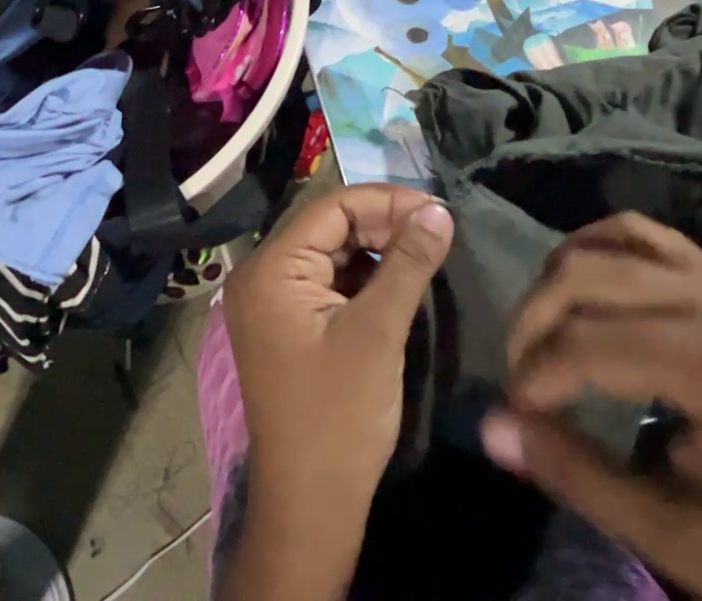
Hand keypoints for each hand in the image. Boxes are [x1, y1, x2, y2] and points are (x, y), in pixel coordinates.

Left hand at [218, 183, 452, 599]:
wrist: (310, 500)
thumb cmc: (339, 415)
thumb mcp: (378, 332)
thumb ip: (407, 264)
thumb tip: (439, 210)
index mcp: (270, 269)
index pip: (330, 207)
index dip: (387, 201)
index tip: (440, 211)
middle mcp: (261, 276)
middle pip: (328, 227)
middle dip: (384, 225)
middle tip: (439, 234)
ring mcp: (271, 302)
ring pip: (332, 253)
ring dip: (378, 250)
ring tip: (426, 254)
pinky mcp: (287, 325)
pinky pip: (328, 282)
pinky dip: (364, 278)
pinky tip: (400, 282)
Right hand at [481, 212, 701, 600]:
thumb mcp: (679, 538)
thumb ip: (577, 474)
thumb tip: (490, 426)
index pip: (585, 343)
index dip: (534, 378)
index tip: (516, 419)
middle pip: (588, 275)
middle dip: (534, 321)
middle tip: (521, 374)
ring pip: (615, 241)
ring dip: (562, 278)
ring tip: (543, 329)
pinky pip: (655, 239)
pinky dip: (605, 251)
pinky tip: (588, 291)